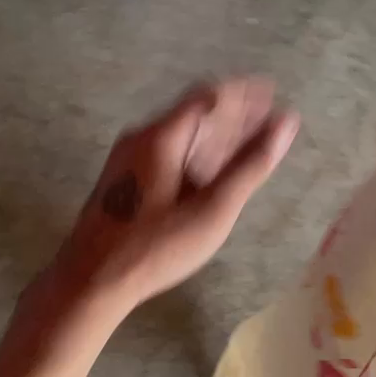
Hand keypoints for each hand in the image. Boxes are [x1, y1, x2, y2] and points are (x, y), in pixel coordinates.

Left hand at [45, 78, 298, 320]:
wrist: (90, 284)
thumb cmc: (155, 248)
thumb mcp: (212, 210)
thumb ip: (251, 166)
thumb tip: (285, 125)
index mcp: (161, 137)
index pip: (208, 97)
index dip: (243, 94)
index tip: (271, 92)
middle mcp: (141, 139)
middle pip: (194, 114)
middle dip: (234, 113)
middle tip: (268, 113)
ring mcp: (128, 161)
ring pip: (181, 136)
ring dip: (217, 135)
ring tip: (250, 140)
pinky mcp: (124, 183)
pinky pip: (168, 154)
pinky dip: (198, 154)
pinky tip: (214, 170)